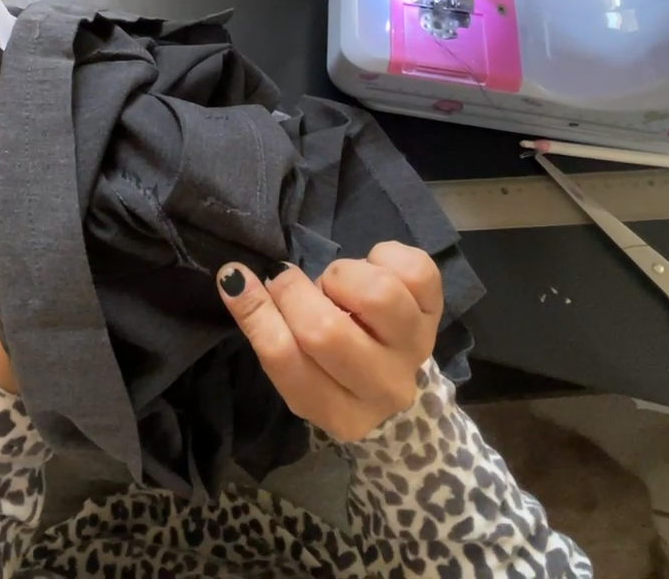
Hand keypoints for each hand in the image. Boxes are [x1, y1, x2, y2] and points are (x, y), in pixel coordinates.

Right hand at [217, 242, 443, 441]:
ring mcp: (416, 349)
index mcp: (338, 413)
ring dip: (341, 276)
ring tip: (335, 286)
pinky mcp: (436, 313)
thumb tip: (233, 276)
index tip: (236, 275)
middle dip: (294, 291)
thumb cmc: (333, 369)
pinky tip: (370, 269)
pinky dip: (383, 255)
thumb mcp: (297, 366)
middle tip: (287, 281)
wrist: (397, 379)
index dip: (256, 312)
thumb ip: (266, 328)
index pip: (286, 360)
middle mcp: (383, 389)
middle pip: (326, 331)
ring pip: (377, 295)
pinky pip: (414, 269)